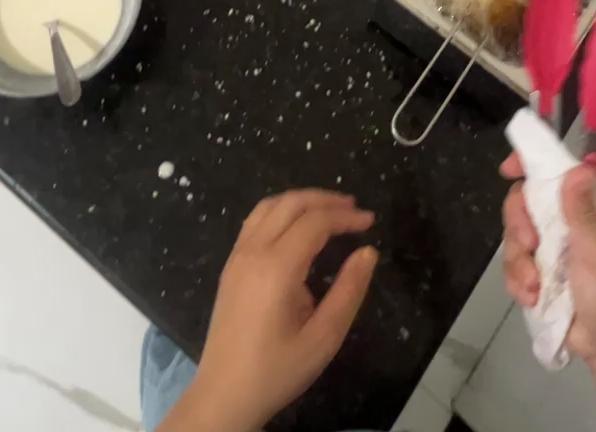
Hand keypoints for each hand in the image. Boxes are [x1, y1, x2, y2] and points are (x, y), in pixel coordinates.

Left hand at [164, 190, 378, 431]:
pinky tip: (296, 225)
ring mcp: (237, 255)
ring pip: (270, 205)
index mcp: (277, 267)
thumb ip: (348, 291)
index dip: (345, 217)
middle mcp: (253, 251)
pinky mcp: (231, 264)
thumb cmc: (277, 370)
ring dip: (301, 200)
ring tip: (329, 210)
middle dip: (325, 200)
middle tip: (354, 209)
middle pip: (291, 203)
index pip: (315, 222)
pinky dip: (281, 210)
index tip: (370, 221)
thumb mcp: (323, 338)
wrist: (224, 395)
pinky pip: (255, 220)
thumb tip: (368, 252)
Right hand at [500, 154, 595, 365]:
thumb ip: (583, 210)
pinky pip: (511, 266)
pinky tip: (531, 298)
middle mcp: (561, 223)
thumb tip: (583, 166)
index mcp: (581, 209)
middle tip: (529, 245)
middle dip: (517, 225)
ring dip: (518, 263)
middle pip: (521, 203)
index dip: (527, 165)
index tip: (507, 170)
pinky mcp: (536, 274)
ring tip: (535, 288)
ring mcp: (547, 249)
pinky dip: (516, 282)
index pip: (551, 173)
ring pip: (511, 237)